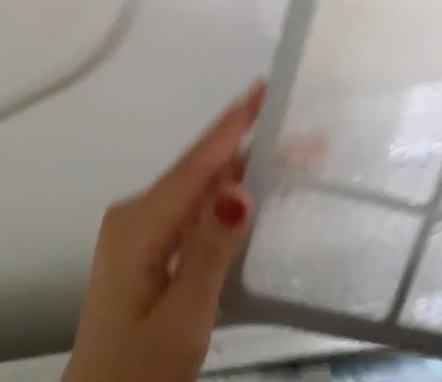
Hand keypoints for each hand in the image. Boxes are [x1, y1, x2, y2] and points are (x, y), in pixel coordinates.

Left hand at [64, 82, 263, 381]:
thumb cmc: (138, 372)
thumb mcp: (182, 317)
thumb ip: (210, 251)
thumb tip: (237, 189)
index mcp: (139, 225)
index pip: (195, 164)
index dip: (232, 125)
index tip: (262, 89)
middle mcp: (135, 217)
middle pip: (201, 173)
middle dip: (251, 150)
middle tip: (305, 140)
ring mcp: (139, 233)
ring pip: (199, 191)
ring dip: (243, 175)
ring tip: (291, 163)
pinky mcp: (147, 250)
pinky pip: (193, 213)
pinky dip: (227, 202)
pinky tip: (253, 199)